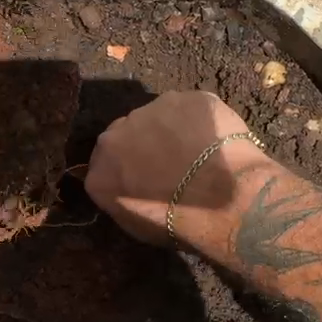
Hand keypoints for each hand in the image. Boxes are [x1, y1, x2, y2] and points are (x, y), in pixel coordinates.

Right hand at [85, 90, 274, 252]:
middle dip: (141, 144)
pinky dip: (199, 121)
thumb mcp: (134, 224)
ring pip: (158, 116)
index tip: (139, 179)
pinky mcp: (188, 98)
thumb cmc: (174, 220)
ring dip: (170, 130)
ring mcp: (152, 109)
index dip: (123, 170)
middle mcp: (116, 132)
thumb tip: (128, 188)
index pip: (103, 165)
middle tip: (166, 163)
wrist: (220, 197)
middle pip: (125, 133)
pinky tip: (214, 140)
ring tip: (194, 151)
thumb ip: (120, 197)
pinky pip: (191, 109)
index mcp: (100, 167)